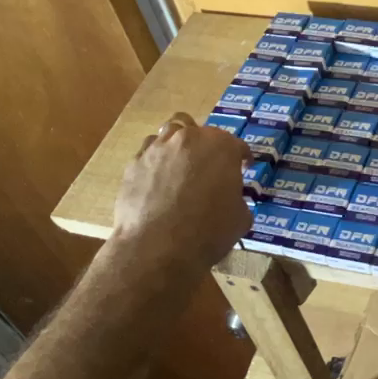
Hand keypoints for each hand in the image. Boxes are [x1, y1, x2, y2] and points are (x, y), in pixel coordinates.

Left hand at [107, 113, 252, 275]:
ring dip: (179, 145)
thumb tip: (230, 200)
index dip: (242, 158)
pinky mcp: (134, 163)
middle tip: (210, 167)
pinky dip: (157, 161)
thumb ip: (237, 199)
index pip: (237, 145)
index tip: (243, 168)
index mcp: (221, 146)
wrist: (159, 247)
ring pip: (170, 133)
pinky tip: (159, 180)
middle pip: (200, 131)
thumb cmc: (209, 231)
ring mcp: (158, 148)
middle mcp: (189, 138)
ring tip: (181, 165)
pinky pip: (148, 153)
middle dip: (207, 146)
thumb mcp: (241, 217)